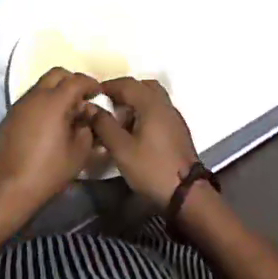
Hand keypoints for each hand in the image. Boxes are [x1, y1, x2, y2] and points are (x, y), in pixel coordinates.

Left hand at [0, 68, 100, 216]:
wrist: (6, 188)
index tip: (99, 92)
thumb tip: (86, 117)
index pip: (76, 80)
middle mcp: (34, 96)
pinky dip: (43, 104)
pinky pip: (30, 101)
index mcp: (53, 101)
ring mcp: (18, 105)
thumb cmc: (47, 171)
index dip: (91, 83)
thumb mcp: (78, 153)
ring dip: (56, 92)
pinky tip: (48, 126)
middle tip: (83, 99)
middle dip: (72, 81)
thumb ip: (87, 129)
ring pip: (41, 86)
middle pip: (55, 74)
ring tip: (67, 114)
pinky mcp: (8, 116)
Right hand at [86, 77, 198, 209]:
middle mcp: (165, 105)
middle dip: (124, 91)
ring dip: (135, 102)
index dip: (108, 86)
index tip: (92, 94)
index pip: (127, 84)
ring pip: (152, 98)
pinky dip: (144, 113)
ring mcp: (174, 118)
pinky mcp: (178, 132)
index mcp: (151, 104)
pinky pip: (158, 111)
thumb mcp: (121, 148)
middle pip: (143, 86)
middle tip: (108, 104)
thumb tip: (89, 107)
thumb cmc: (152, 168)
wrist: (187, 195)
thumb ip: (104, 125)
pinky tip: (135, 132)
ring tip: (120, 120)